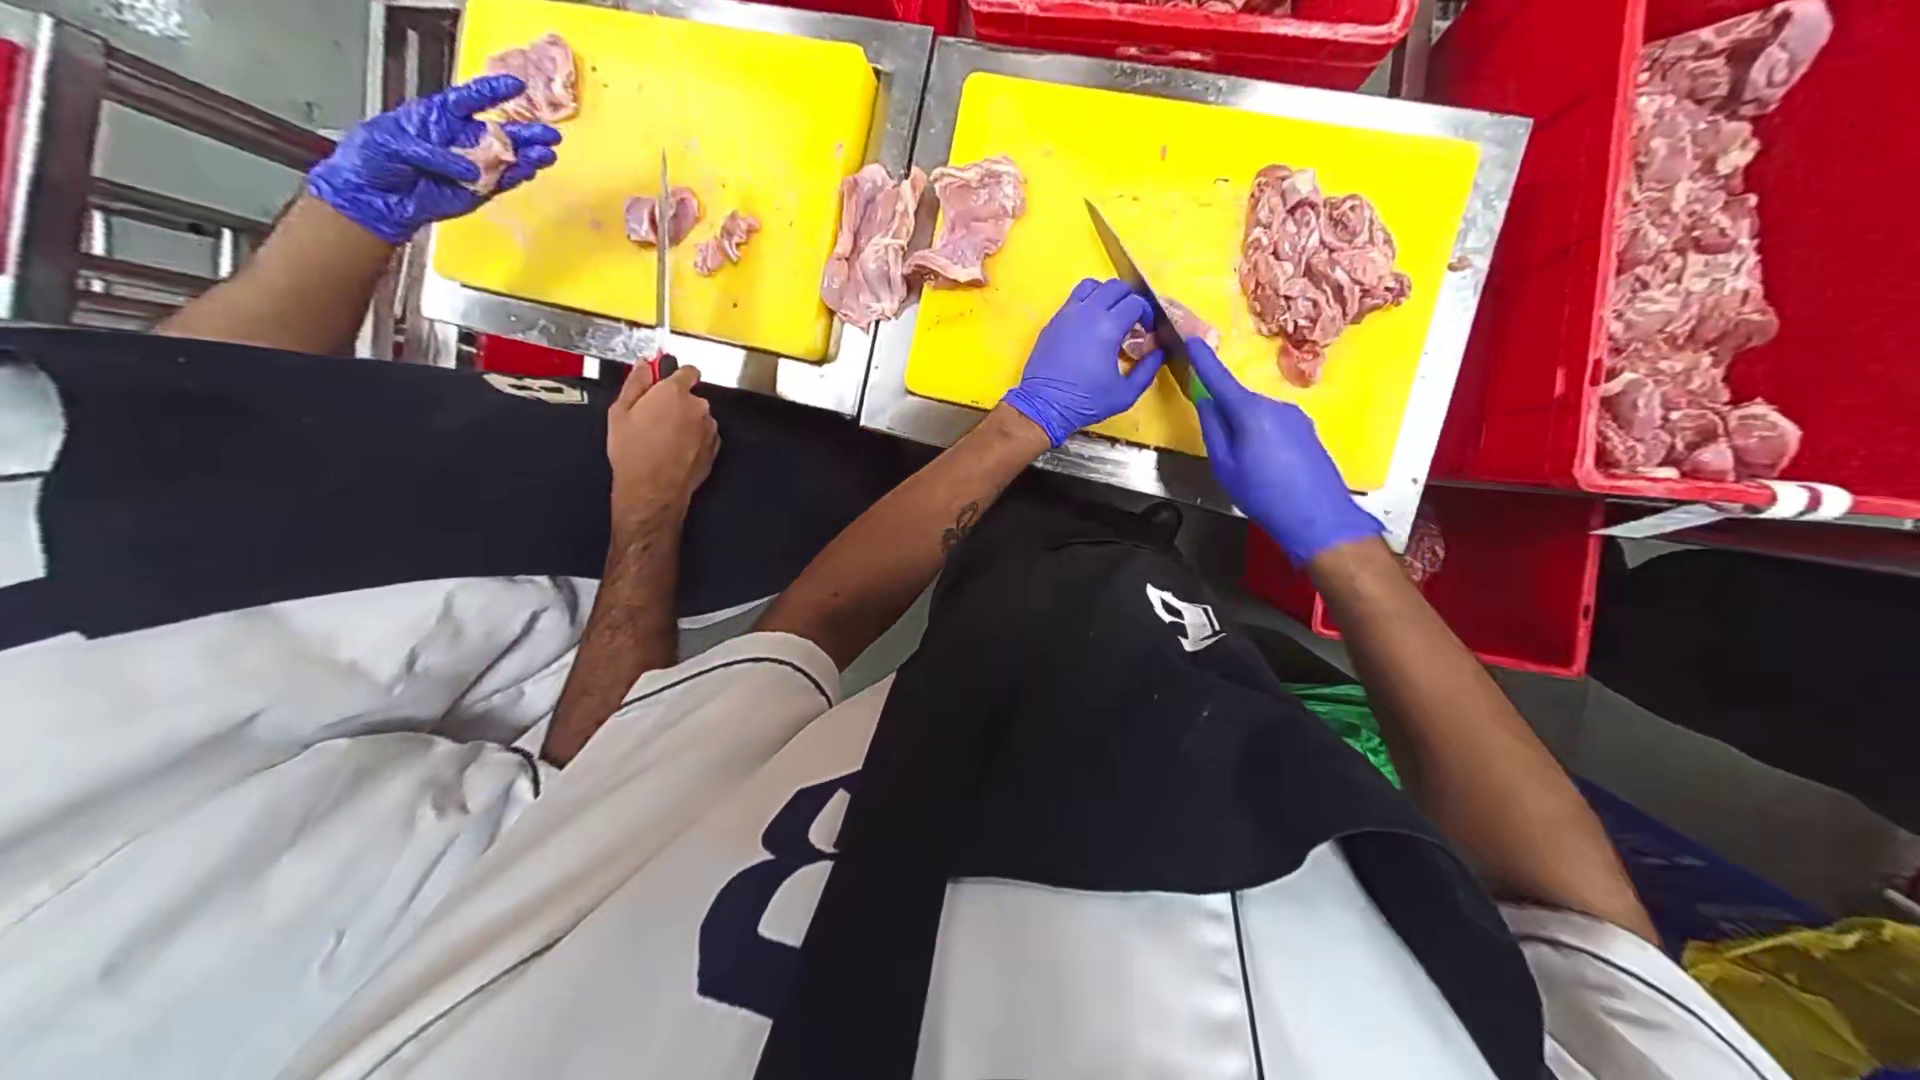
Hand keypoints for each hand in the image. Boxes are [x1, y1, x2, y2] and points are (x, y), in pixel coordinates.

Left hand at [307, 75, 562, 244]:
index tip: (516, 86)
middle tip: (549, 133)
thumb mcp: (393, 142)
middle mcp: (460, 139)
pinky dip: (518, 177)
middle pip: (498, 132)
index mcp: (437, 117)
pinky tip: (531, 170)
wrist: (373, 199)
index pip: (468, 100)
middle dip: (525, 132)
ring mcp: (472, 166)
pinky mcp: (478, 191)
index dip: (492, 93)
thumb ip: (433, 152)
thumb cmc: (374, 159)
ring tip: (548, 154)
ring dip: (529, 156)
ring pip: (507, 158)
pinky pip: (502, 182)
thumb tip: (471, 169)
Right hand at [607, 363, 719, 523]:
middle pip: (691, 397)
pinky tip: (676, 450)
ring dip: (686, 422)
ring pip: (699, 417)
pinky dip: (694, 439)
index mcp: (675, 392)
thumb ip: (636, 382)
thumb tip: (644, 364)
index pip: (688, 371)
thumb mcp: (620, 411)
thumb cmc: (633, 451)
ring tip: (664, 439)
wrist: (653, 489)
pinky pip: (704, 435)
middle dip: (677, 403)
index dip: (676, 376)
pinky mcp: (715, 447)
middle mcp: (699, 407)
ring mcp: (710, 428)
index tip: (665, 384)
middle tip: (654, 418)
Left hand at [1002, 278, 1165, 446]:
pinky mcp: (1052, 322)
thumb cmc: (1086, 402)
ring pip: (1091, 285)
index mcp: (1108, 326)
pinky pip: (1073, 300)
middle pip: (1115, 286)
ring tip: (1109, 315)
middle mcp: (1088, 312)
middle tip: (1131, 320)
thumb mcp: (1126, 394)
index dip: (1146, 314)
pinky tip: (1088, 326)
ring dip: (1105, 294)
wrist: (1044, 406)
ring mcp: (1067, 314)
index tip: (1145, 331)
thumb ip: (1148, 370)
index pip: (1135, 302)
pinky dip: (1086, 303)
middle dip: (1129, 299)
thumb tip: (1158, 352)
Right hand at [1188, 339, 1381, 565]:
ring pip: (1256, 415)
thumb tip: (1206, 401)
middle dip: (1224, 414)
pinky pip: (1273, 425)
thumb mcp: (1224, 464)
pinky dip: (1260, 437)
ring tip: (1244, 467)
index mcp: (1251, 413)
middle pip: (1239, 401)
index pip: (1221, 380)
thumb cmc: (1263, 493)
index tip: (1193, 340)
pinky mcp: (1306, 430)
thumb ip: (1213, 428)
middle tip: (1218, 449)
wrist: (1317, 516)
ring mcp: (1295, 417)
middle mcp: (1276, 406)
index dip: (1204, 361)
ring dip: (1244, 431)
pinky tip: (1263, 466)